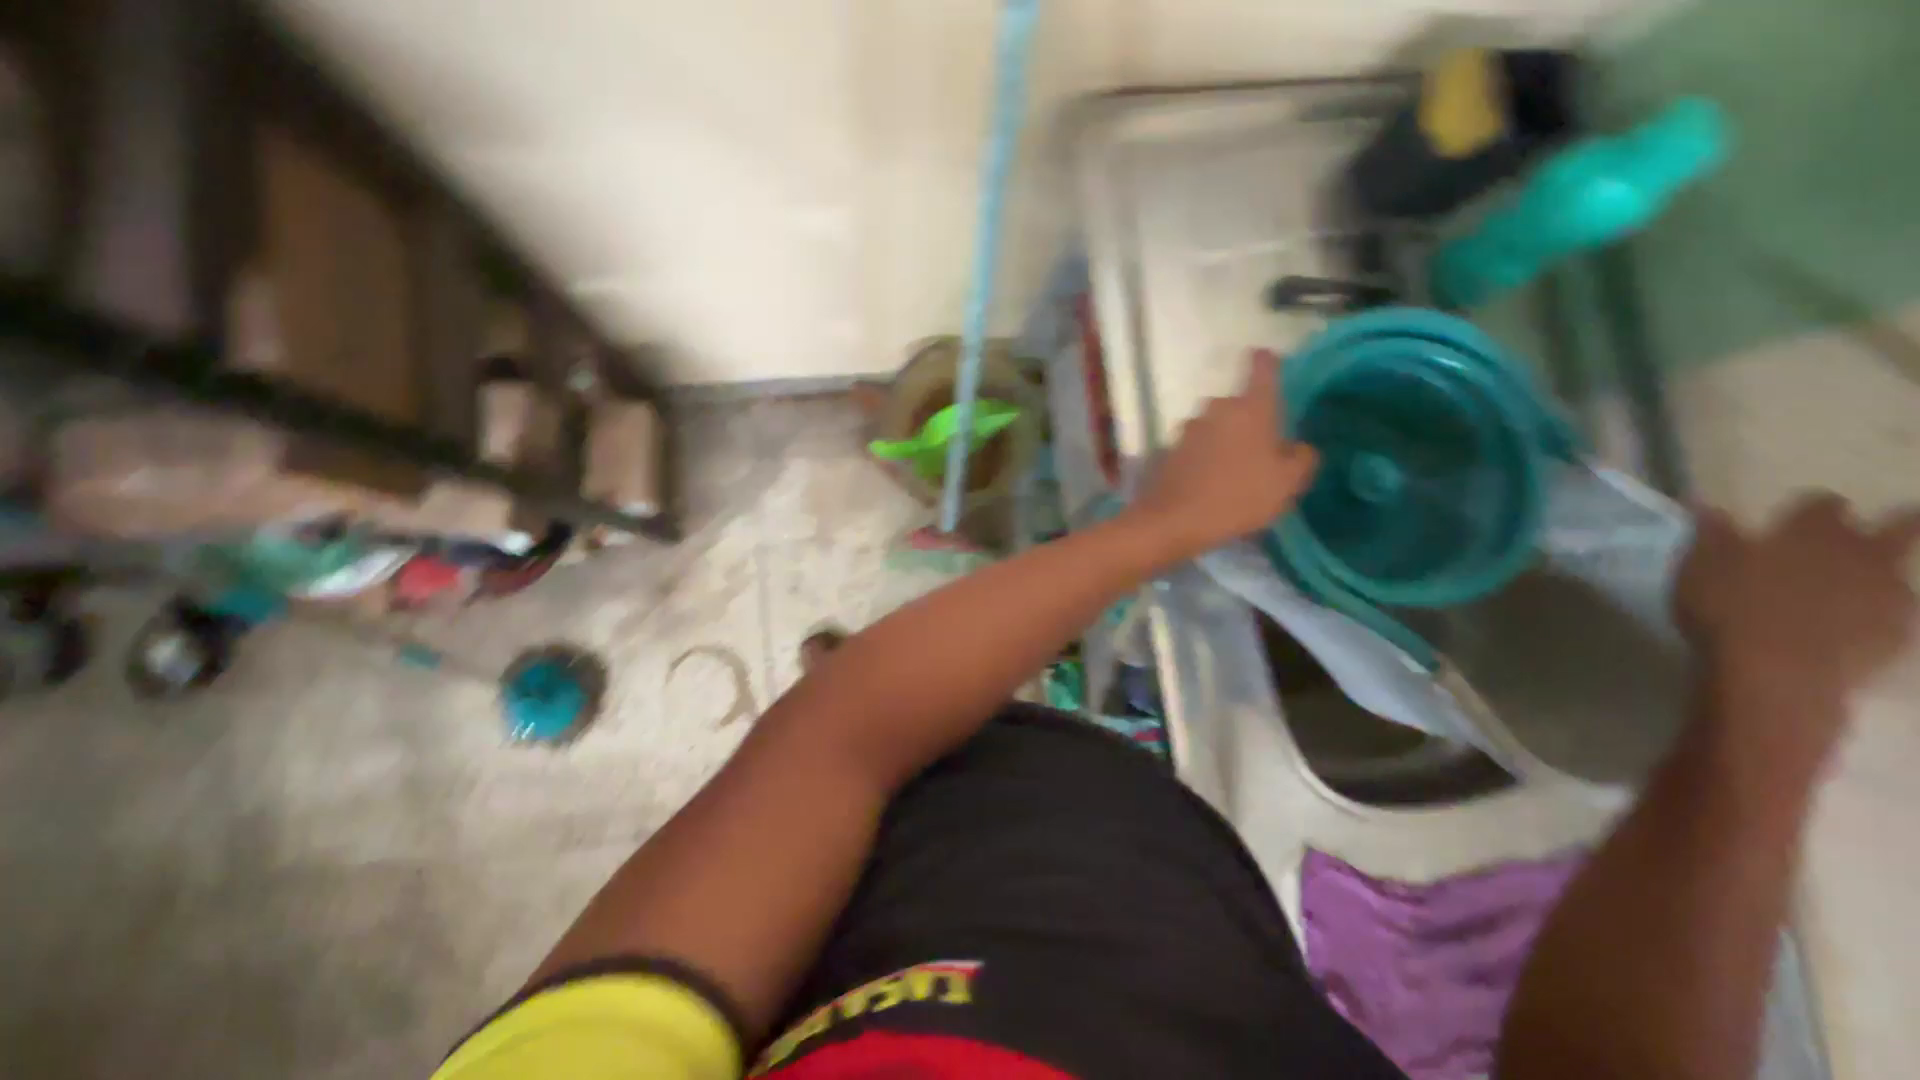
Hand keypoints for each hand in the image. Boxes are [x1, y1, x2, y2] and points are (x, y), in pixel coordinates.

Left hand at [1126, 349, 1318, 558]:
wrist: (1173, 520)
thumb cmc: (1239, 497)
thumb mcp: (1287, 483)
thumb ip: (1302, 458)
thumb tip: (1299, 447)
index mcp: (1251, 407)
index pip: (1263, 366)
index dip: (1268, 362)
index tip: (1272, 367)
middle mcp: (1217, 407)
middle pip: (1238, 404)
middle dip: (1249, 422)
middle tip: (1260, 454)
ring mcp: (1188, 427)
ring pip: (1215, 427)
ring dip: (1224, 442)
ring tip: (1233, 475)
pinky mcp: (1169, 449)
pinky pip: (1195, 448)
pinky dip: (1203, 459)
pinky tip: (1208, 485)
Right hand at [1677, 493, 1919, 719]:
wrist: (1775, 676)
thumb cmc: (1729, 612)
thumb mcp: (1699, 569)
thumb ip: (1712, 535)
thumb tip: (1709, 506)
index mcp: (1812, 532)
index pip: (1823, 504)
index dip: (1810, 510)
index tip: (1793, 521)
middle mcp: (1860, 554)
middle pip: (1900, 526)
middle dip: (1896, 524)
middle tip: (1879, 532)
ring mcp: (1886, 596)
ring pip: (1899, 575)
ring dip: (1880, 577)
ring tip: (1850, 592)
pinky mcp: (1896, 636)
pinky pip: (1895, 619)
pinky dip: (1876, 619)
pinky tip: (1850, 632)